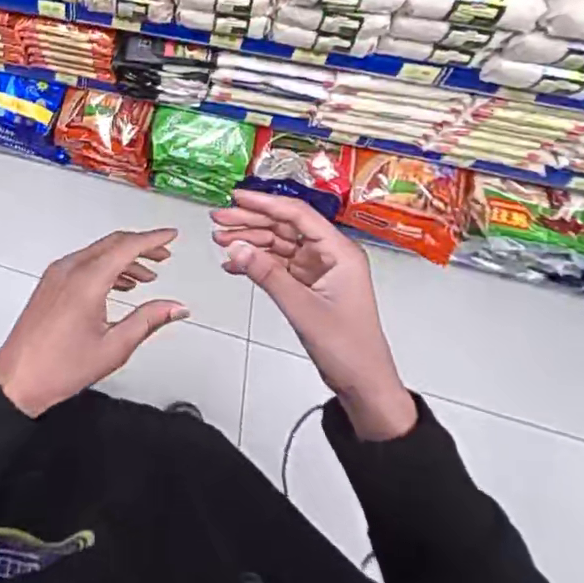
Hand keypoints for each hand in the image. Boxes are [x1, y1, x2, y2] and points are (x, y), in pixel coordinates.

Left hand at [0, 229, 188, 417]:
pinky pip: (85, 261)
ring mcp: (57, 274)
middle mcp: (70, 270)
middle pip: (114, 243)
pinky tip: (119, 283)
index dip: (153, 238)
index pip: (128, 246)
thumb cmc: (56, 367)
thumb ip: (148, 320)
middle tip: (163, 253)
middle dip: (142, 245)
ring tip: (146, 275)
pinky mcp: (51, 282)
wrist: (17, 380)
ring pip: (99, 251)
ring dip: (124, 257)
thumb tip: (175, 307)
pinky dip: (106, 265)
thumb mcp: (114, 347)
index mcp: (87, 281)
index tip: (170, 235)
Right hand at [211, 191, 416, 440]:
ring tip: (220, 239)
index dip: (265, 203)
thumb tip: (237, 249)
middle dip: (251, 221)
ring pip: (279, 244)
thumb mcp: (304, 310)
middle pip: (285, 226)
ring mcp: (318, 269)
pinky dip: (256, 263)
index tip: (238, 197)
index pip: (298, 215)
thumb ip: (268, 276)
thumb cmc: (350, 349)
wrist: (363, 385)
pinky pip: (278, 264)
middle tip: (219, 218)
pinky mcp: (309, 285)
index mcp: (340, 251)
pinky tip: (234, 263)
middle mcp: (330, 254)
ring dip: (250, 240)